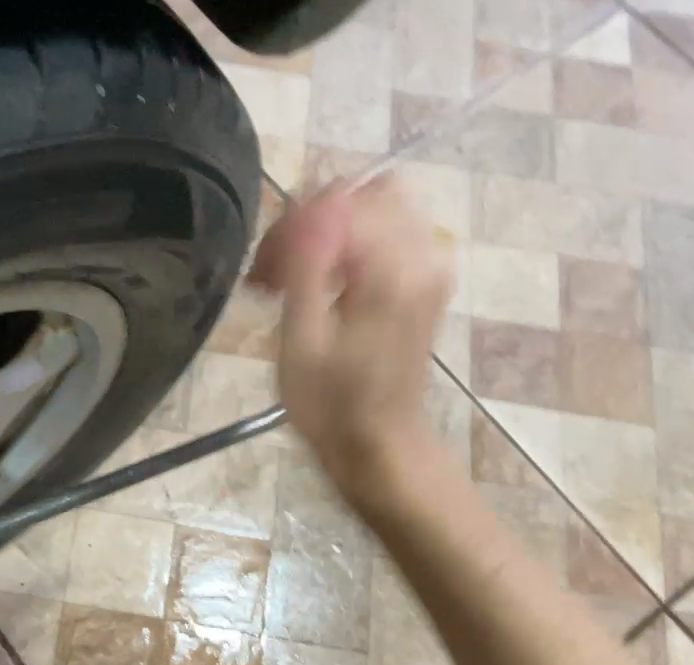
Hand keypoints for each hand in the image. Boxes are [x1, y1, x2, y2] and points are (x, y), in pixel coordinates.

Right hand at [248, 177, 453, 505]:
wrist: (378, 442)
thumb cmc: (330, 404)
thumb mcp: (301, 341)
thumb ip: (308, 265)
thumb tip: (310, 207)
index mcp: (391, 269)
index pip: (338, 204)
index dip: (291, 228)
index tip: (261, 276)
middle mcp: (423, 255)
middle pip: (364, 194)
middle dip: (312, 221)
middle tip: (275, 270)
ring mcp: (431, 266)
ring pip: (378, 208)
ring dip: (330, 231)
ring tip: (293, 278)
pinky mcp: (427, 279)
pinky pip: (391, 232)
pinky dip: (351, 244)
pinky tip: (322, 283)